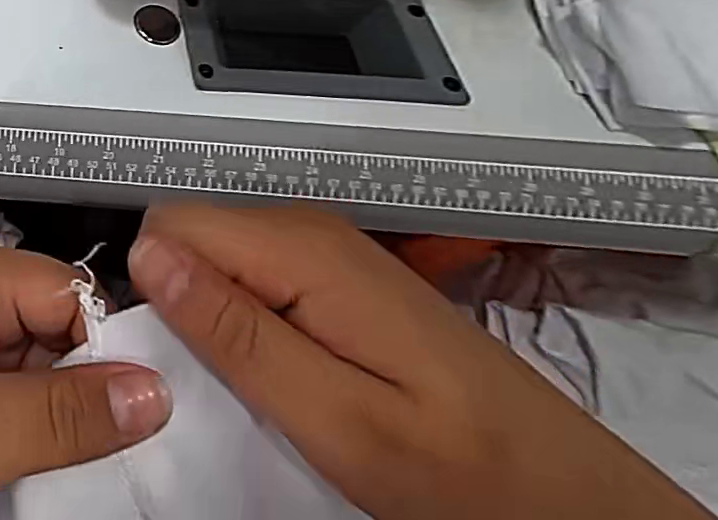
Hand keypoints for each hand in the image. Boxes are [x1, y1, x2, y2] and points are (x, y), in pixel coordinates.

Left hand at [0, 238, 172, 519]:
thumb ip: (66, 411)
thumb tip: (152, 390)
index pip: (76, 289)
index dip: (110, 346)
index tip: (138, 407)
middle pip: (67, 322)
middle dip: (86, 380)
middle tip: (99, 443)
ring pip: (49, 358)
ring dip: (62, 406)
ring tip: (53, 452)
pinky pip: (24, 383)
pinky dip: (38, 418)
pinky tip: (32, 451)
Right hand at [127, 205, 712, 519]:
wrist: (568, 494)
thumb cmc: (466, 470)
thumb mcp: (339, 418)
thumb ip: (234, 331)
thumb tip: (148, 256)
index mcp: (301, 250)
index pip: (170, 224)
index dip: (155, 285)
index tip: (175, 352)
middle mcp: (305, 228)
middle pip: (187, 234)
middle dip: (179, 298)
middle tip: (221, 378)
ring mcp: (320, 246)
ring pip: (211, 253)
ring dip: (209, 312)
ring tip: (253, 381)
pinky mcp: (329, 270)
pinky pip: (246, 272)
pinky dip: (239, 315)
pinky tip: (276, 365)